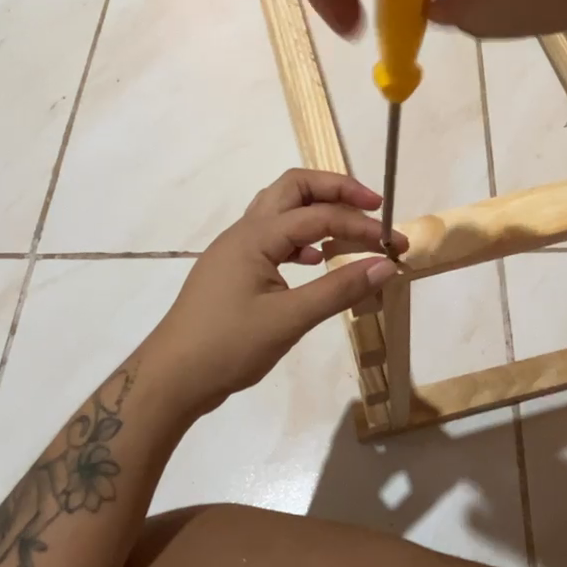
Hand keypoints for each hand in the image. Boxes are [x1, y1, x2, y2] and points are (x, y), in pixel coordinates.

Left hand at [143, 169, 407, 415]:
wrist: (171, 378)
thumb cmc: (227, 346)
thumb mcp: (289, 320)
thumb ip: (339, 290)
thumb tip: (386, 266)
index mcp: (255, 236)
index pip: (319, 216)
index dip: (361, 226)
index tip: (395, 244)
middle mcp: (244, 232)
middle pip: (294, 187)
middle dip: (336, 191)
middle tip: (372, 207)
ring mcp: (236, 250)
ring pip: (281, 211)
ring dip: (318, 211)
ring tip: (351, 232)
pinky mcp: (234, 271)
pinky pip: (274, 238)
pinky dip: (301, 240)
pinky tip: (317, 262)